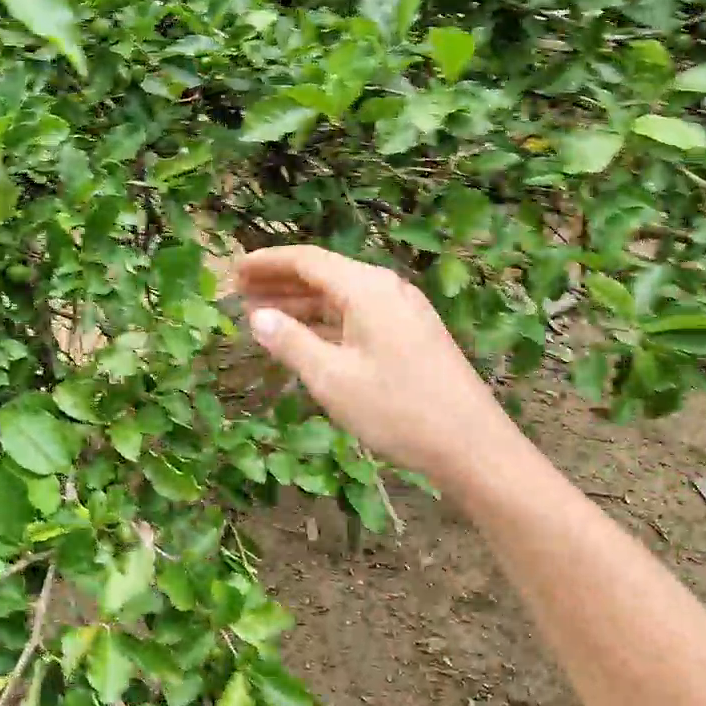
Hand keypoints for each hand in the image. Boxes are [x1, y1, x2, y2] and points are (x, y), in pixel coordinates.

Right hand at [236, 245, 522, 491]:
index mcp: (367, 289)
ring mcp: (401, 312)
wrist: (471, 445)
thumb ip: (290, 342)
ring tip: (260, 315)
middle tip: (238, 292)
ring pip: (339, 297)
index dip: (267, 263)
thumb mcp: (332, 378)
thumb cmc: (397, 410)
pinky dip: (323, 322)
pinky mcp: (409, 335)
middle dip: (279, 282)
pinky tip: (302, 337)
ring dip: (299, 303)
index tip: (234, 271)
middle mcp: (385, 290)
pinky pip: (355, 315)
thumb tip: (257, 316)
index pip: (307, 260)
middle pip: (323, 274)